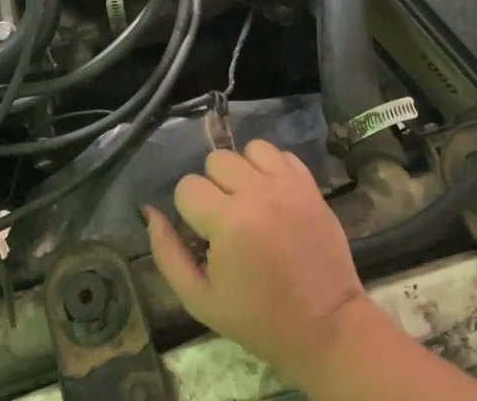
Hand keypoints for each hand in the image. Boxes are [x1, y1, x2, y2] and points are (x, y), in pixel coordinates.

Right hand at [142, 139, 372, 384]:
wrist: (325, 327)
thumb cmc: (258, 319)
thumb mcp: (200, 299)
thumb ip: (168, 253)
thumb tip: (151, 213)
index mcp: (228, 222)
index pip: (187, 186)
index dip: (189, 211)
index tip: (204, 236)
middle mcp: (258, 194)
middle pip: (217, 160)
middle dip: (214, 188)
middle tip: (225, 220)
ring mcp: (288, 186)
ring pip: (250, 149)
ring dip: (243, 171)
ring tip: (250, 202)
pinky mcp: (311, 187)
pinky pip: (282, 155)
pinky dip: (272, 169)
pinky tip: (272, 197)